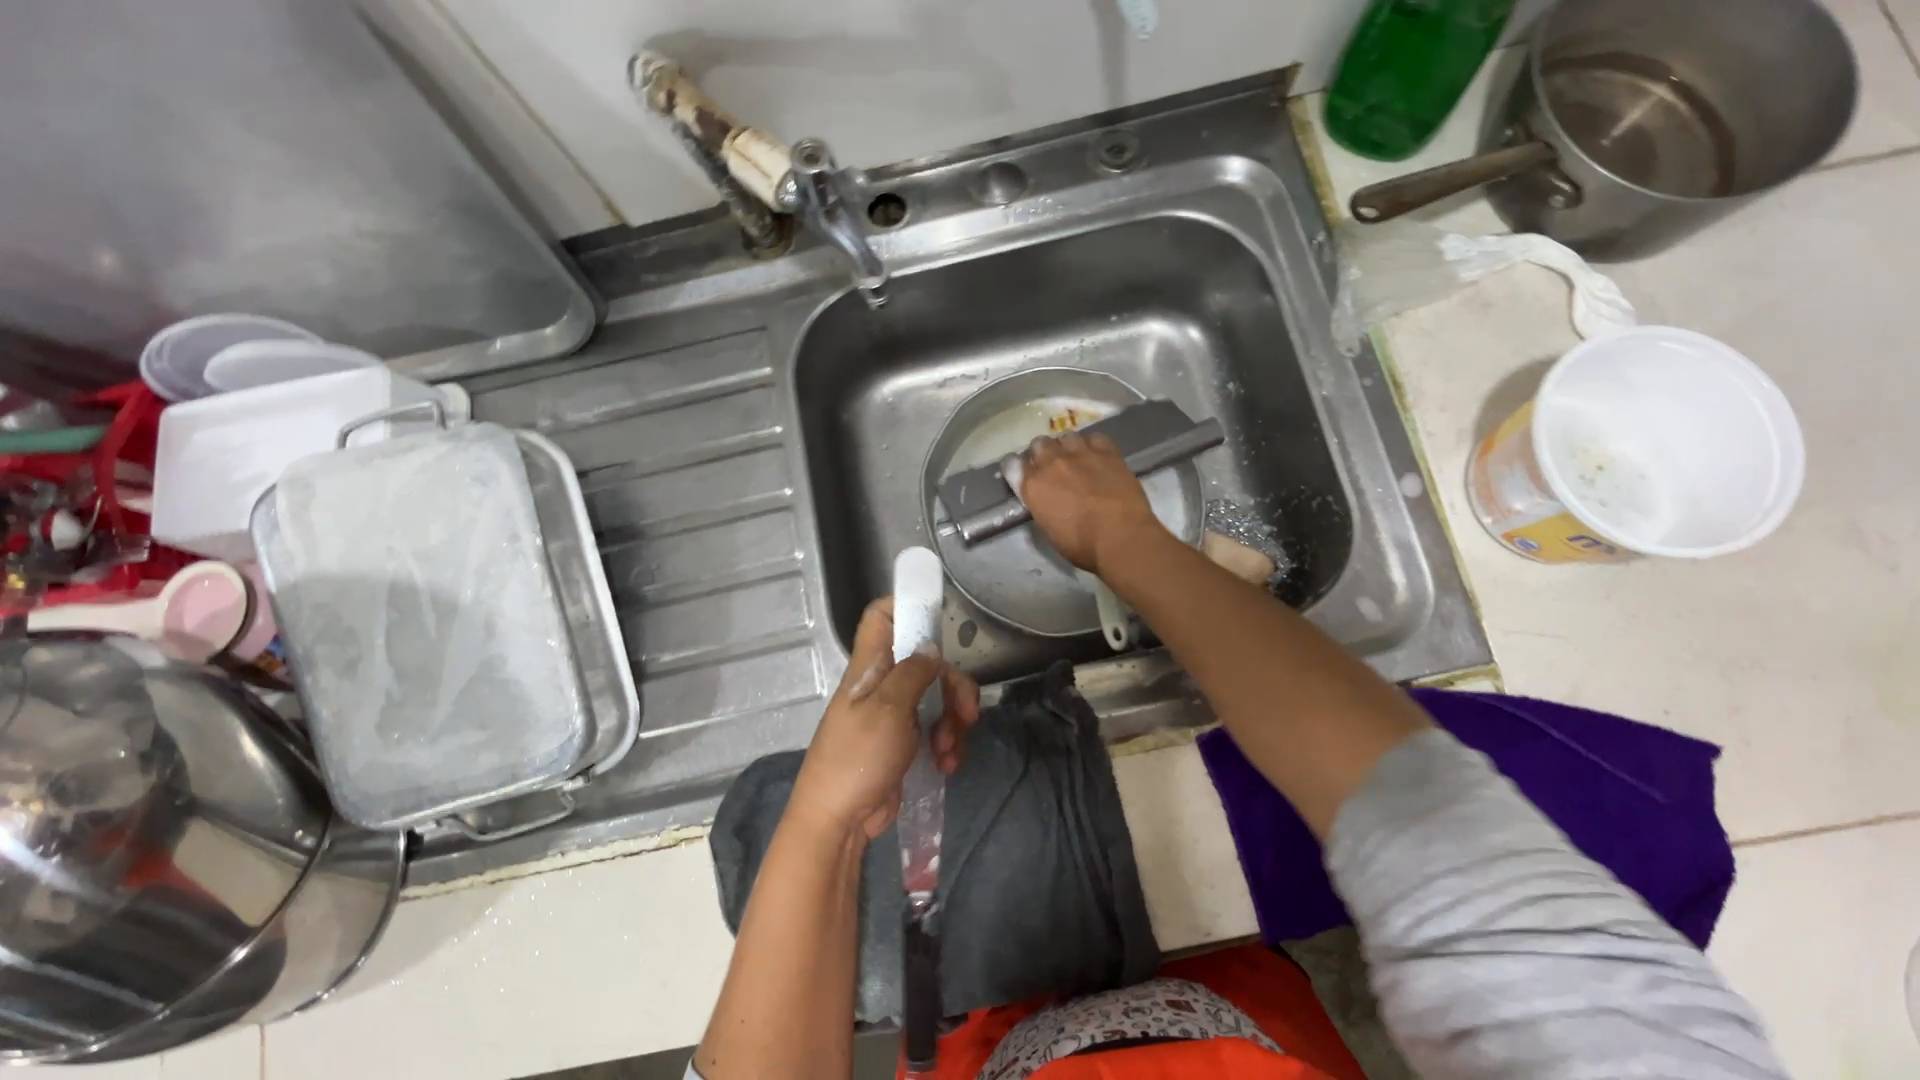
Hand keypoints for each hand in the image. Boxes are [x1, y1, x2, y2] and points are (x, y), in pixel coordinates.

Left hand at [788, 597, 979, 841]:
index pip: (881, 617)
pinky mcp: (905, 743)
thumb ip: (913, 672)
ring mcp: (894, 715)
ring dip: (954, 722)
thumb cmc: (856, 759)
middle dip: (953, 685)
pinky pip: (936, 729)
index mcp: (869, 668)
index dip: (907, 605)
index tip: (939, 615)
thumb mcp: (888, 709)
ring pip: (938, 698)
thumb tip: (931, 648)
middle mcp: (882, 685)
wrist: (838, 820)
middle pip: (927, 662)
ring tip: (950, 751)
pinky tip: (947, 764)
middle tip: (966, 712)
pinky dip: (948, 744)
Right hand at [1017, 432, 1169, 576]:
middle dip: (1043, 454)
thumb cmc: (1082, 544)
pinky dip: (1092, 446)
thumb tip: (1045, 499)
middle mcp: (1051, 462)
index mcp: (1032, 485)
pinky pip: (1093, 438)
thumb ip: (1041, 505)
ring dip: (1067, 448)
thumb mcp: (1049, 530)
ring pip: (1066, 437)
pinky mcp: (1106, 451)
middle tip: (1054, 468)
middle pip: (1039, 444)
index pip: (1012, 464)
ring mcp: (1080, 453)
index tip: (1024, 475)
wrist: (1121, 536)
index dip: (1017, 469)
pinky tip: (1098, 458)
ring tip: (1077, 460)